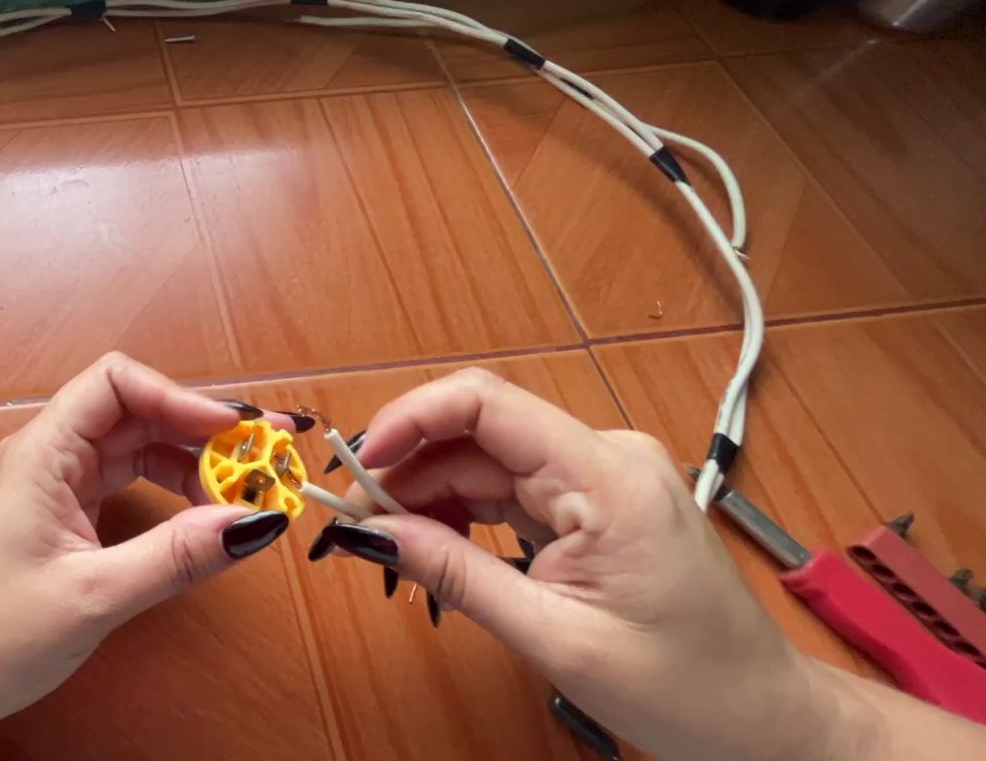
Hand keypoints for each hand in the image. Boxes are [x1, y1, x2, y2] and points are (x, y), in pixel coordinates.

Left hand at [0, 352, 295, 737]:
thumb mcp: (96, 595)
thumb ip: (175, 555)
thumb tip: (254, 522)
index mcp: (41, 452)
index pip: (114, 383)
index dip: (177, 394)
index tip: (234, 428)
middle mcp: (49, 451)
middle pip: (134, 410)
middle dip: (199, 426)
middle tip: (266, 450)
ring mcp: (58, 477)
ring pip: (136, 442)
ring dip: (191, 457)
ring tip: (246, 485)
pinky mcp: (67, 504)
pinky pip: (128, 475)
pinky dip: (170, 485)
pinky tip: (205, 508)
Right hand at [309, 367, 846, 760]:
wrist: (775, 728)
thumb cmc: (687, 692)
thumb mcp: (556, 638)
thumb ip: (453, 573)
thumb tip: (363, 533)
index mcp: (606, 475)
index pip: (485, 402)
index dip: (409, 417)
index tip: (359, 464)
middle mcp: (596, 454)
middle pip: (469, 433)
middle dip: (404, 470)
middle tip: (354, 521)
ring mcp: (590, 471)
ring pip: (473, 458)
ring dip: (422, 494)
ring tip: (386, 539)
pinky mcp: (581, 495)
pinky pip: (494, 484)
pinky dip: (452, 509)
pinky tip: (430, 542)